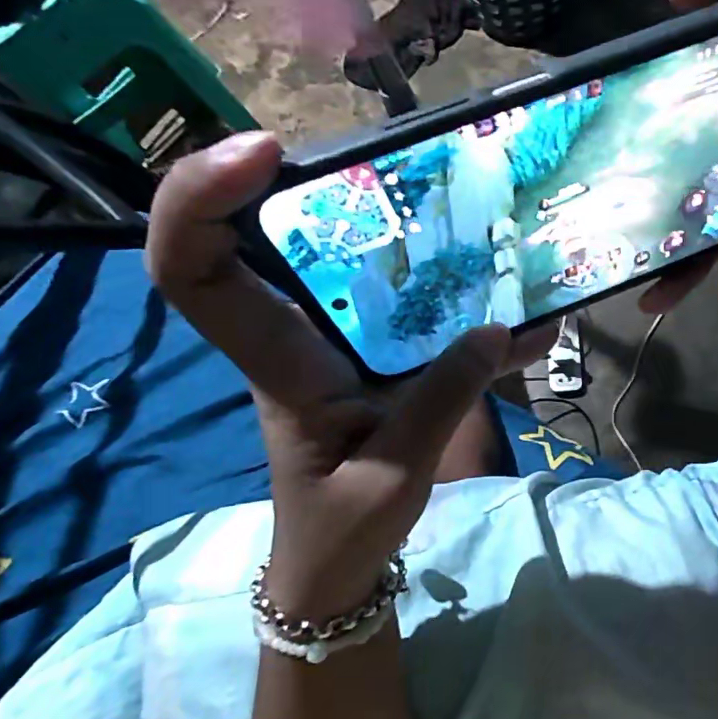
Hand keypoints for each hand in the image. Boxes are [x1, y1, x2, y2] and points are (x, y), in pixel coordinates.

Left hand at [145, 132, 537, 614]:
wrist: (337, 567)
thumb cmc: (342, 530)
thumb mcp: (393, 475)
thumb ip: (442, 400)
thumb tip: (499, 328)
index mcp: (279, 364)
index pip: (195, 273)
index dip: (200, 200)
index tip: (264, 151)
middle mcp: (296, 336)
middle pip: (265, 238)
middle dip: (314, 185)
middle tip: (396, 163)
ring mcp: (335, 343)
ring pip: (345, 265)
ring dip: (402, 230)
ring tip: (475, 214)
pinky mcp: (373, 358)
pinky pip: (408, 309)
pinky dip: (460, 301)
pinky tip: (522, 313)